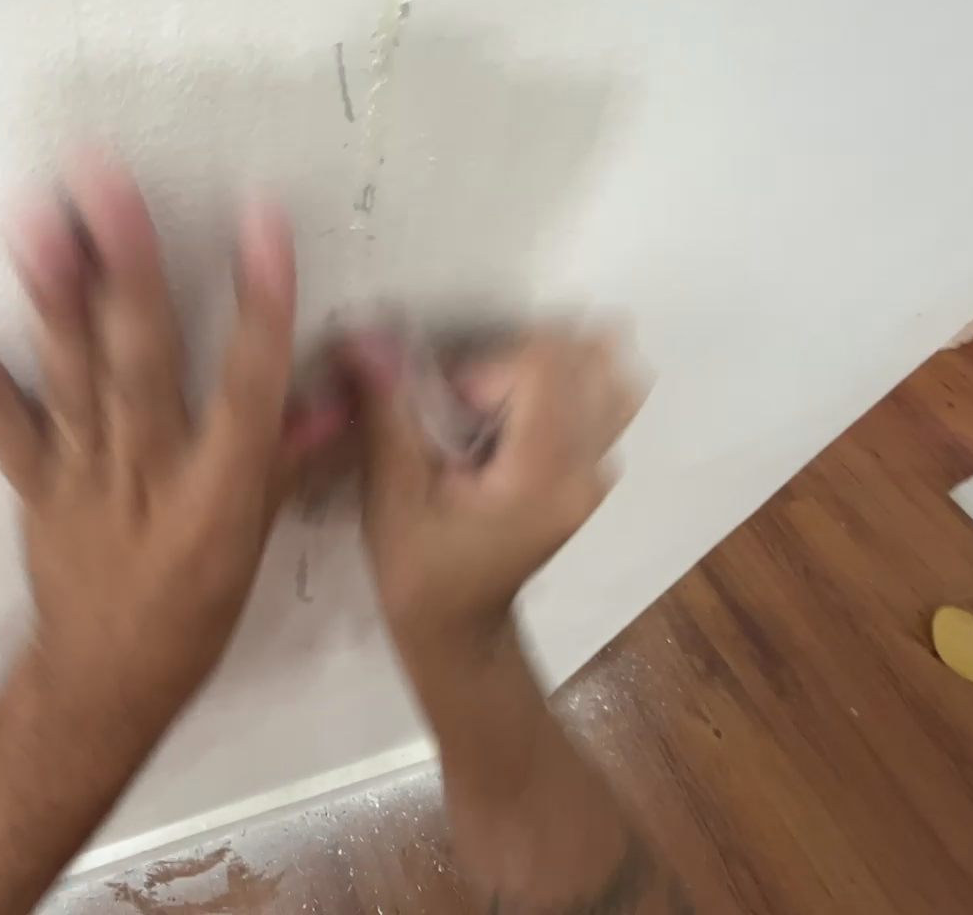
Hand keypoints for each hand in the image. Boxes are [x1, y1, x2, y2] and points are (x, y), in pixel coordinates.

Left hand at [0, 154, 341, 718]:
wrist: (107, 680)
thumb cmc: (197, 609)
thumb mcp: (257, 542)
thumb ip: (291, 459)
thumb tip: (338, 391)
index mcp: (221, 492)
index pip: (250, 386)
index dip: (260, 304)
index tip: (261, 220)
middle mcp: (151, 473)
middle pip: (143, 364)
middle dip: (129, 270)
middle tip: (104, 182)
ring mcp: (84, 478)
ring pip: (74, 380)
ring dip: (54, 297)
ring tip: (36, 218)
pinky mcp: (36, 487)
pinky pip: (5, 432)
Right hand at [342, 324, 645, 659]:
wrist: (457, 629)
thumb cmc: (418, 568)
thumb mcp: (390, 493)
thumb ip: (387, 412)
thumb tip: (365, 342)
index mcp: (541, 475)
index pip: (542, 367)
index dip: (484, 363)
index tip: (441, 400)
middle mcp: (588, 469)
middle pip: (586, 361)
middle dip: (517, 354)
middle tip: (467, 386)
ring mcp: (598, 473)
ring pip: (607, 378)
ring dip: (550, 362)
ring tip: (497, 385)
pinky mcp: (590, 474)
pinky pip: (601, 403)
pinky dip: (566, 382)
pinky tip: (517, 400)